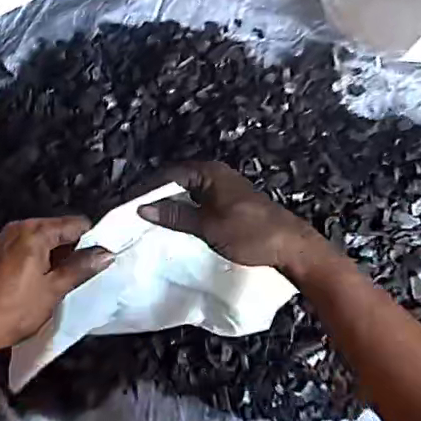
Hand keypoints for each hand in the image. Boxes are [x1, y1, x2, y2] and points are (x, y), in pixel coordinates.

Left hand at [0, 218, 113, 354]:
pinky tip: (40, 284)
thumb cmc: (12, 309)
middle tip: (84, 277)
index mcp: (34, 231)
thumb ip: (80, 268)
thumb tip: (106, 253)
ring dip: (55, 258)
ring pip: (41, 241)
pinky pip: (26, 249)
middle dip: (73, 250)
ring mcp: (4, 239)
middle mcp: (18, 227)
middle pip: (57, 230)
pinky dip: (38, 261)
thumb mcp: (53, 290)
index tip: (102, 261)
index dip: (92, 241)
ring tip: (64, 284)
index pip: (75, 224)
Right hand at [139, 161, 348, 281]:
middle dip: (154, 195)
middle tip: (133, 213)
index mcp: (209, 172)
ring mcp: (222, 188)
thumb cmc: (250, 234)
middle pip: (175, 181)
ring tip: (148, 219)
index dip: (145, 189)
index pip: (167, 175)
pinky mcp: (228, 202)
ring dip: (168, 204)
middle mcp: (215, 174)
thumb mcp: (208, 226)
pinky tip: (173, 223)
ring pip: (185, 192)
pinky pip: (196, 200)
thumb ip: (175, 216)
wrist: (293, 248)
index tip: (127, 204)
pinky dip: (182, 209)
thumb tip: (142, 208)